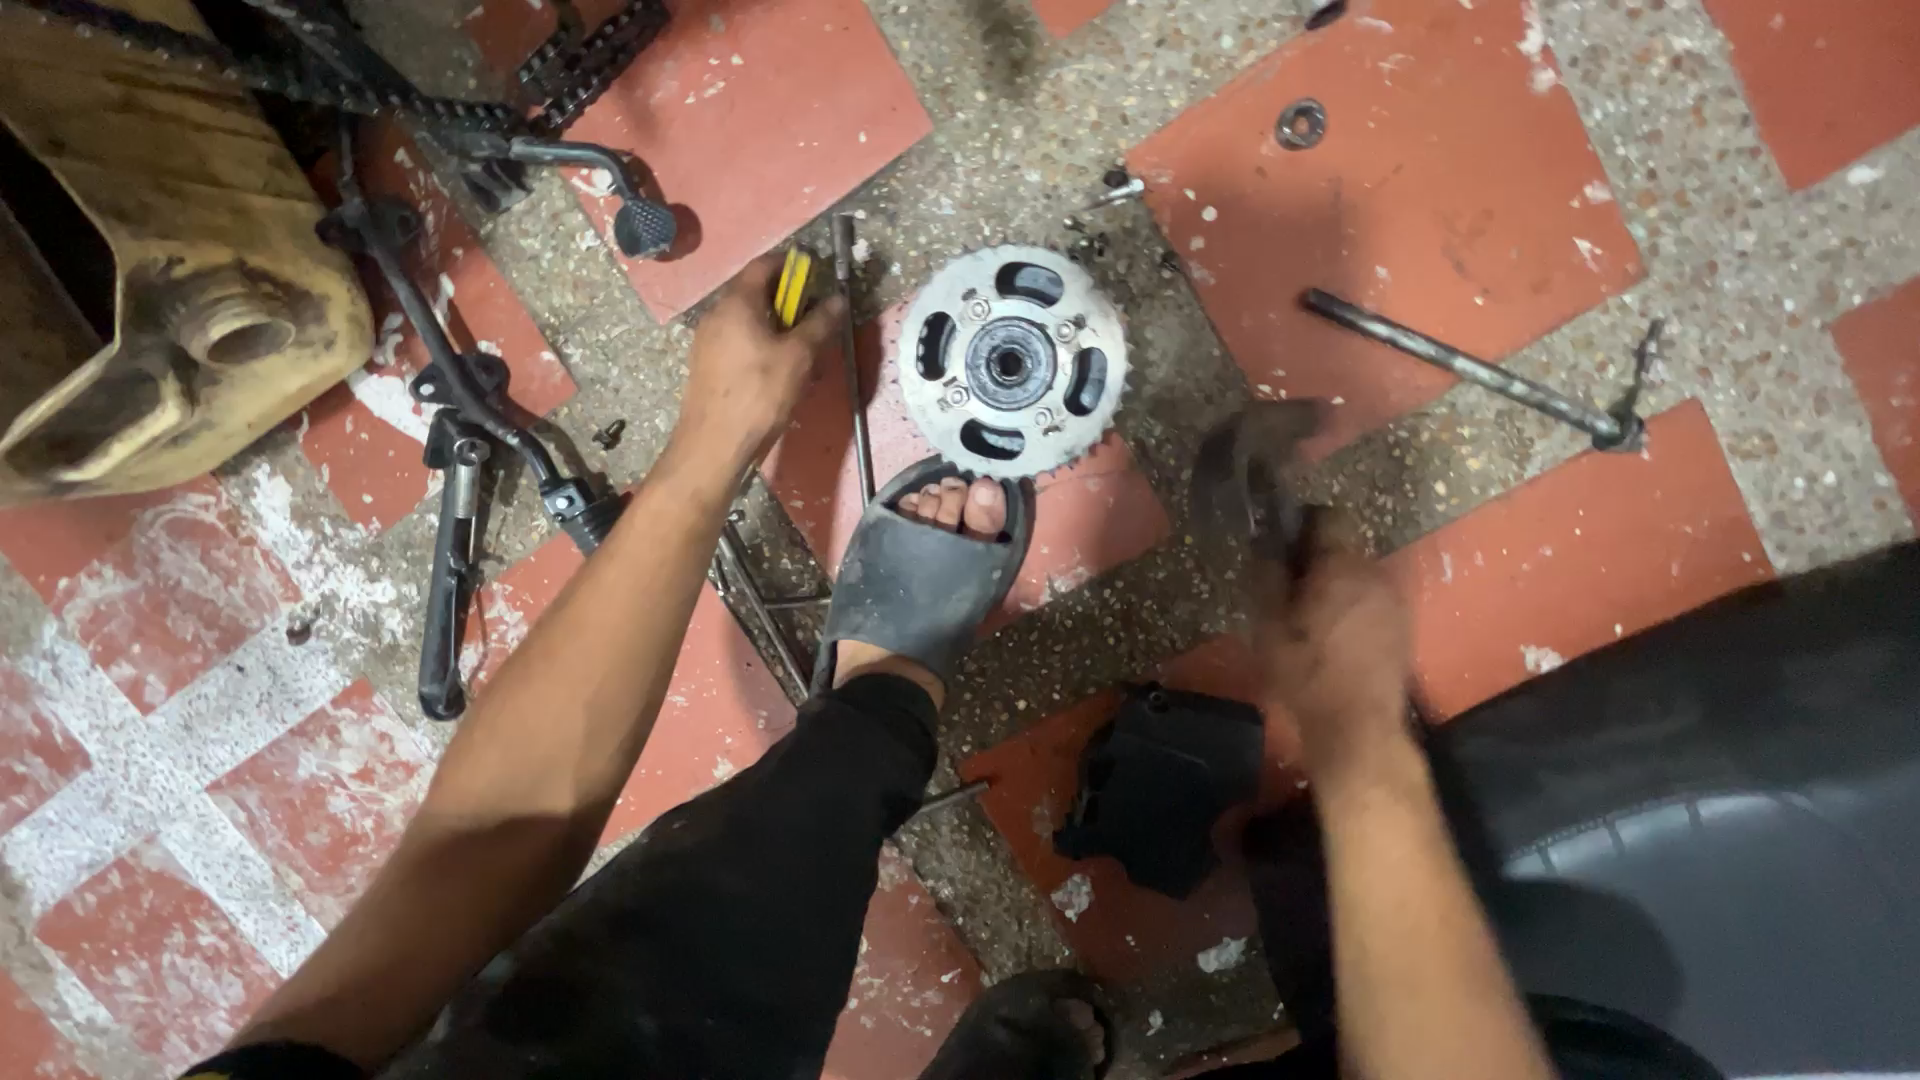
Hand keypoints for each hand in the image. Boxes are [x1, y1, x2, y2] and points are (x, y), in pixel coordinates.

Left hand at [675, 253, 846, 469]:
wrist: (715, 442)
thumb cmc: (760, 393)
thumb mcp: (798, 357)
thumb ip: (819, 324)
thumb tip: (838, 299)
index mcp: (736, 302)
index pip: (764, 265)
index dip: (792, 265)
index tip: (816, 276)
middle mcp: (717, 313)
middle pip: (755, 293)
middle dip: (788, 301)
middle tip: (815, 319)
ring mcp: (708, 340)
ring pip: (748, 321)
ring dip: (777, 327)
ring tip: (803, 351)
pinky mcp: (708, 364)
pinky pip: (739, 342)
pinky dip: (762, 345)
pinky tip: (780, 372)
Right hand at [1254, 510, 1413, 789]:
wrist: (1357, 728)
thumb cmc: (1304, 674)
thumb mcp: (1267, 625)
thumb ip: (1266, 577)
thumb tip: (1264, 545)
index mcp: (1341, 567)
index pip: (1329, 516)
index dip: (1301, 523)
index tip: (1279, 543)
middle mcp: (1375, 574)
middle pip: (1344, 545)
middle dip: (1315, 556)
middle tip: (1285, 584)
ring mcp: (1395, 600)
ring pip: (1358, 573)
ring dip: (1333, 581)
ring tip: (1306, 613)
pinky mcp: (1402, 626)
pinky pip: (1371, 597)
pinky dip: (1351, 603)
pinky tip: (1331, 634)